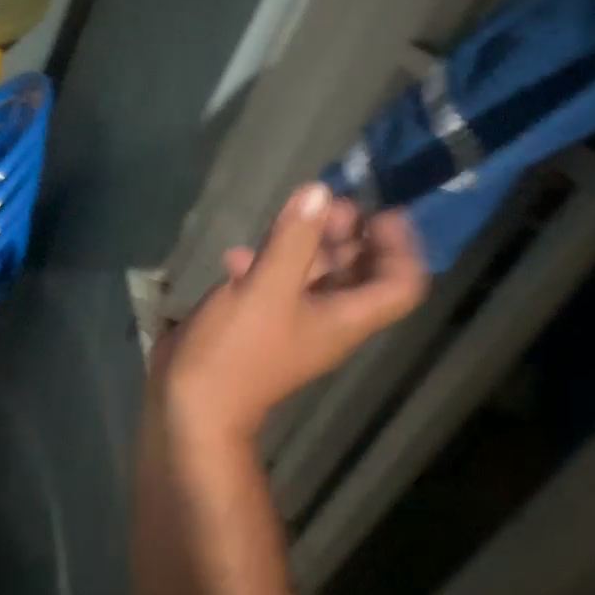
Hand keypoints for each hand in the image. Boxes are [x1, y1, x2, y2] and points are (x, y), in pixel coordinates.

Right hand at [151, 183, 428, 443]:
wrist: (193, 403)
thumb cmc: (238, 349)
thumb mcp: (266, 289)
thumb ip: (293, 240)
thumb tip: (320, 192)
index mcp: (345, 317)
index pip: (399, 284)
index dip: (401, 247)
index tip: (382, 211)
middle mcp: (327, 320)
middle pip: (357, 275)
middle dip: (350, 236)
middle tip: (330, 201)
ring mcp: (291, 322)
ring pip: (315, 277)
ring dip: (309, 244)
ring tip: (289, 213)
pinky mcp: (257, 322)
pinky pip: (275, 285)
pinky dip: (266, 262)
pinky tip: (237, 252)